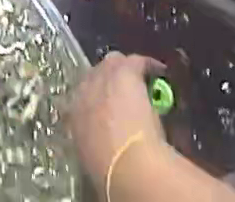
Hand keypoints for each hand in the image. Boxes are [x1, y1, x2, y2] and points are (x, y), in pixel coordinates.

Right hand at [71, 53, 170, 196]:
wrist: (127, 165)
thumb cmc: (110, 173)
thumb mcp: (94, 161)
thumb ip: (95, 149)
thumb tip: (102, 154)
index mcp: (74, 116)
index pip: (81, 100)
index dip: (96, 103)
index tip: (109, 112)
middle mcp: (83, 91)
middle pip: (94, 76)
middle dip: (107, 83)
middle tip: (125, 96)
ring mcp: (101, 78)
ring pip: (112, 63)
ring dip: (123, 71)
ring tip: (140, 81)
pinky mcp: (122, 71)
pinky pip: (136, 61)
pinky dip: (148, 65)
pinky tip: (160, 70)